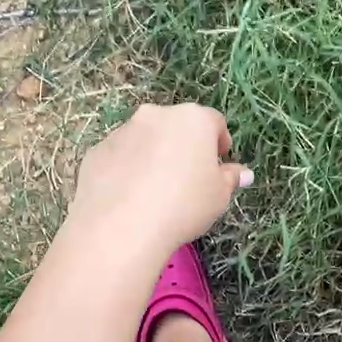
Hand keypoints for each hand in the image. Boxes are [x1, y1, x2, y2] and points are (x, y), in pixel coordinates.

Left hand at [67, 102, 252, 253]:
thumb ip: (230, 178)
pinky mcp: (98, 150)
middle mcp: (156, 115)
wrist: (122, 226)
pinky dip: (129, 169)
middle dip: (185, 146)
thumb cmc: (184, 206)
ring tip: (157, 191)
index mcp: (193, 120)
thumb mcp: (219, 196)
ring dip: (155, 156)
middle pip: (177, 126)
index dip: (219, 143)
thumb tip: (242, 173)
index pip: (214, 122)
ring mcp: (123, 131)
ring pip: (146, 139)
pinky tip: (132, 197)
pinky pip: (122, 156)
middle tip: (188, 179)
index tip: (218, 166)